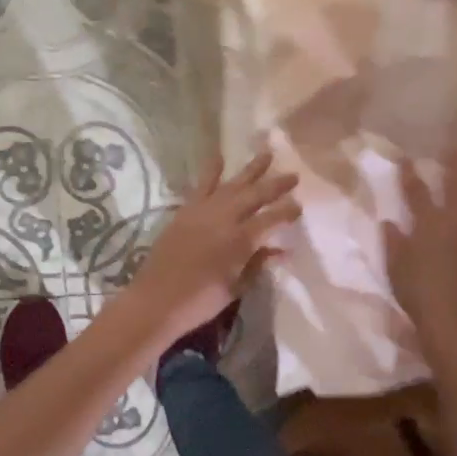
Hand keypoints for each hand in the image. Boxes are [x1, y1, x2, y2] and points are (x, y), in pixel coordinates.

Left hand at [125, 151, 300, 340]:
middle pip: (255, 195)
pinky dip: (211, 170)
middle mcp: (224, 219)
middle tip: (293, 175)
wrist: (156, 299)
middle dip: (276, 185)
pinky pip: (201, 186)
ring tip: (266, 154)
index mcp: (240, 240)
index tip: (300, 205)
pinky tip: (219, 156)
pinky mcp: (185, 211)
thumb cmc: (200, 301)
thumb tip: (281, 251)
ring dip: (250, 170)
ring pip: (231, 185)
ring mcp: (202, 212)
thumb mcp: (236, 288)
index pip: (271, 219)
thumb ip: (257, 265)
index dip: (287, 212)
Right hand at [385, 150, 456, 365]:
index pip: (417, 193)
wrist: (452, 317)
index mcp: (428, 224)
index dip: (411, 176)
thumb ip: (393, 242)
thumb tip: (389, 222)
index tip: (408, 158)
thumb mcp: (395, 265)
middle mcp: (456, 226)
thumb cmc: (416, 289)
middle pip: (456, 192)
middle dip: (456, 170)